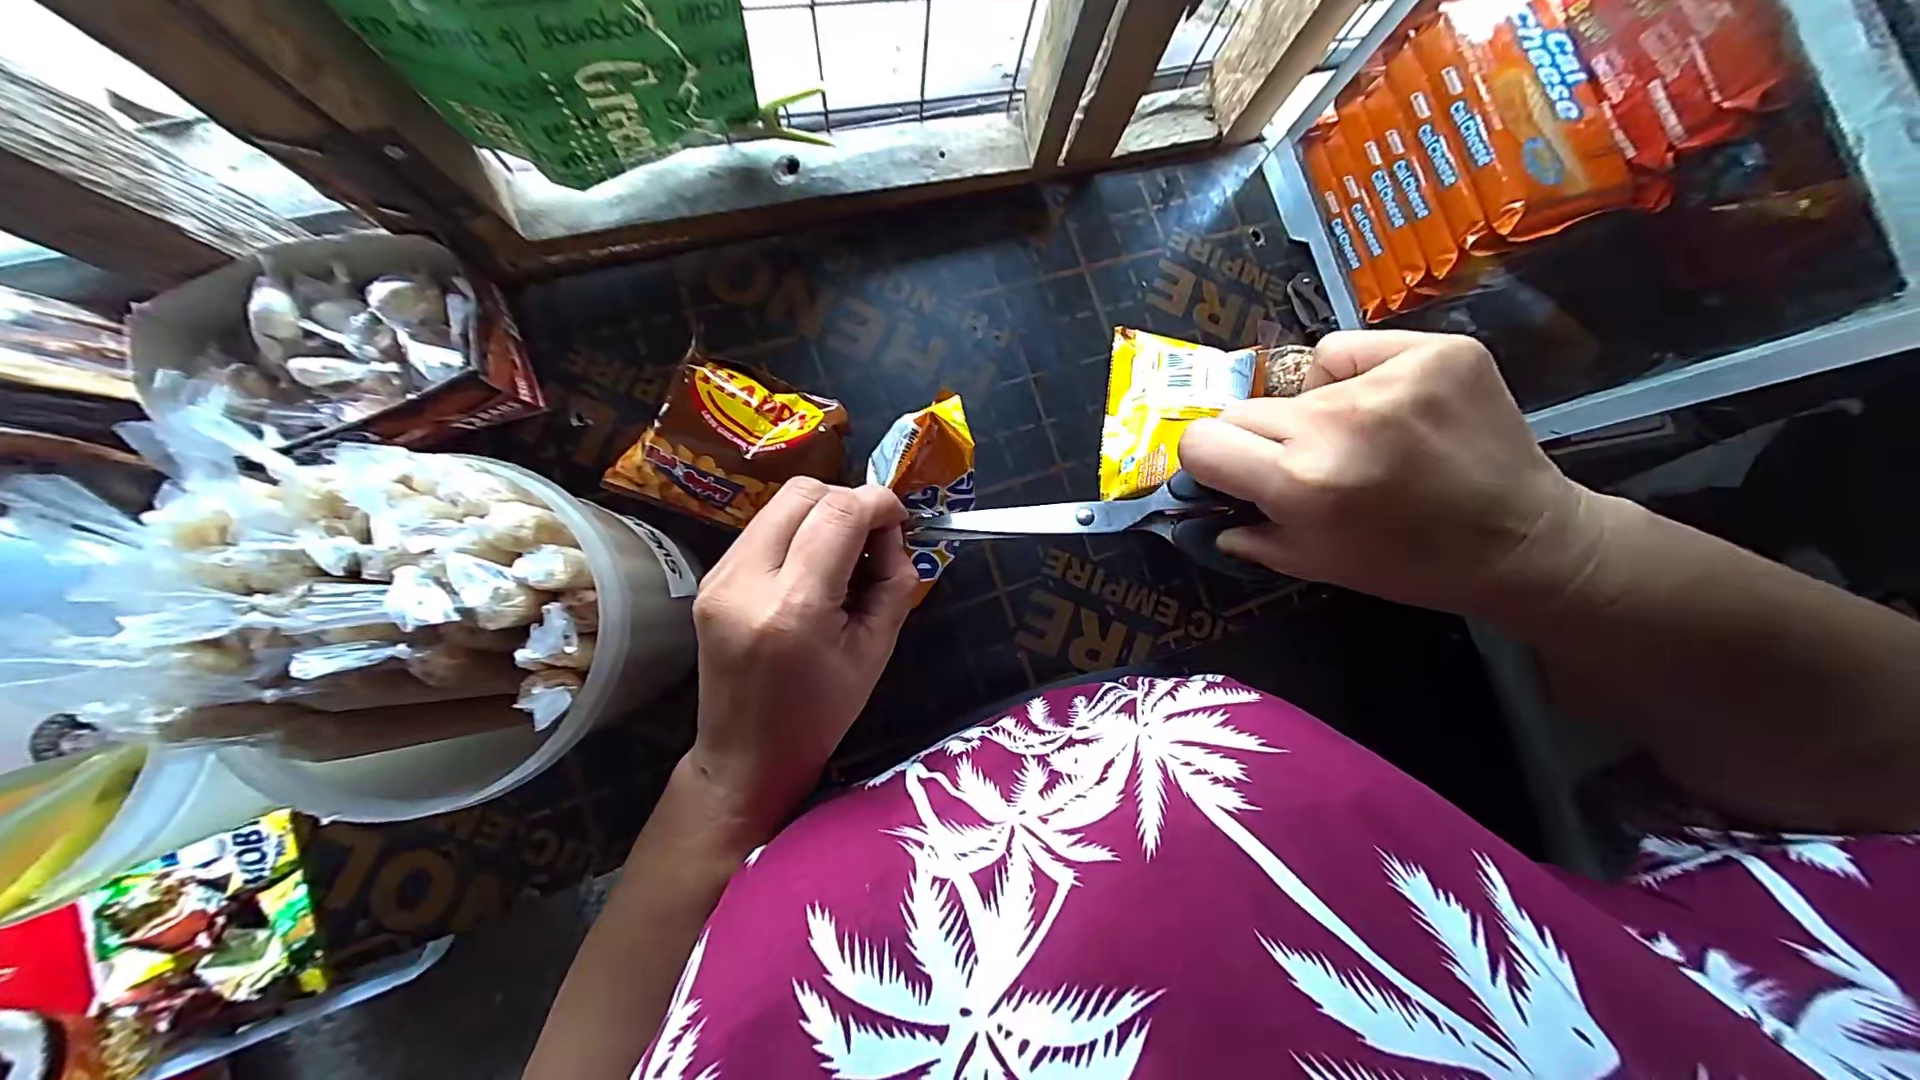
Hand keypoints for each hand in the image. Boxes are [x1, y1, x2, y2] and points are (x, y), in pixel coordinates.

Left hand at [685, 478, 917, 836]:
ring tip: (845, 552)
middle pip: (803, 492)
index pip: (839, 513)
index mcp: (792, 607)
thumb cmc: (821, 714)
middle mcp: (746, 580)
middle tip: (873, 537)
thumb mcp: (876, 651)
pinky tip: (814, 565)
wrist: (747, 754)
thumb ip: (893, 582)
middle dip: (850, 501)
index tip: (901, 521)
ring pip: (780, 504)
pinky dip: (798, 530)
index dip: (879, 503)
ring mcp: (720, 576)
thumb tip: (890, 535)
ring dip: (823, 513)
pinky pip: (763, 528)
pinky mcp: (712, 578)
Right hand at [1178, 330, 1599, 616]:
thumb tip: (1202, 504)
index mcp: (1301, 484)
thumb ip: (1242, 528)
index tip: (1231, 471)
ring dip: (1308, 414)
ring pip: (1295, 386)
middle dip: (1256, 439)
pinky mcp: (1433, 351)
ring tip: (1359, 441)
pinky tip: (1384, 407)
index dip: (1208, 459)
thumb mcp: (1307, 562)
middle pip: (1242, 409)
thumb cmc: (1405, 565)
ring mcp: (1389, 380)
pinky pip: (1346, 350)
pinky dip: (1348, 376)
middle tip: (1298, 463)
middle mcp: (1337, 424)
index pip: (1200, 441)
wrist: (1522, 542)